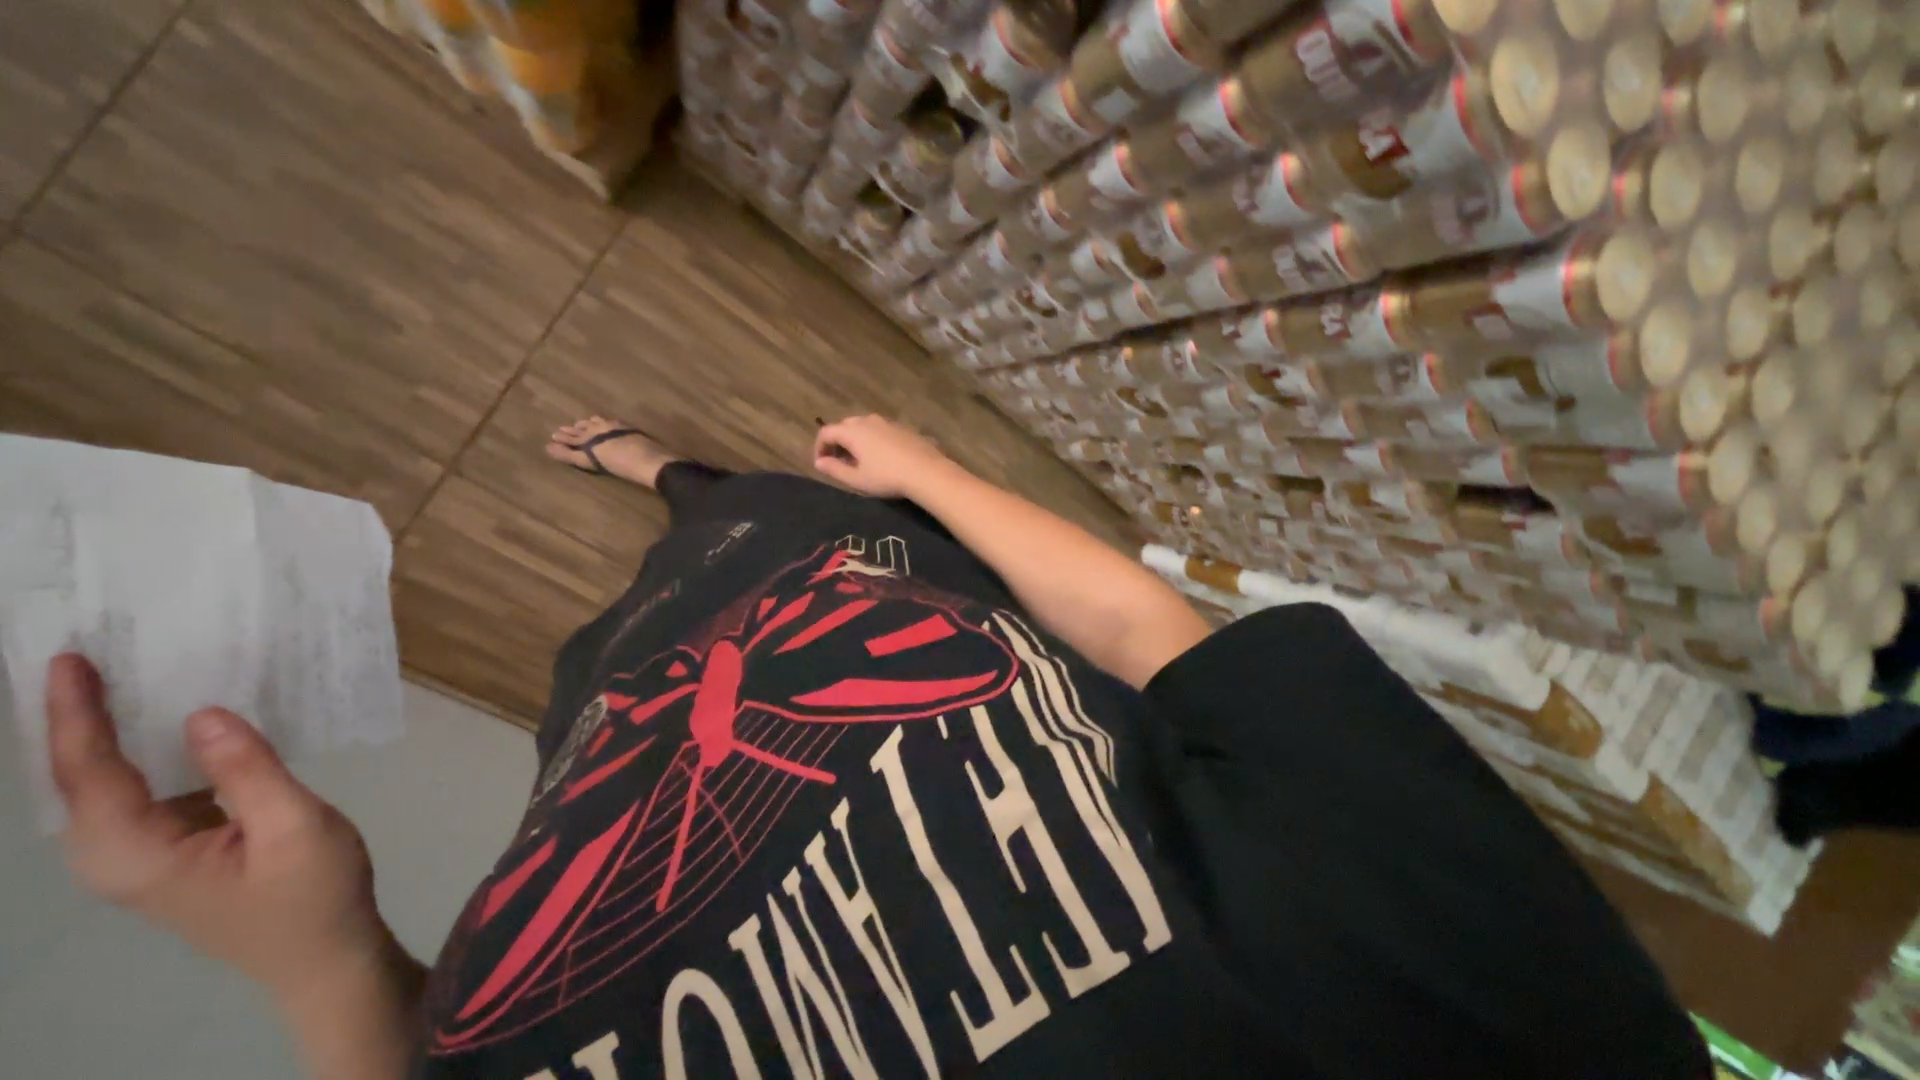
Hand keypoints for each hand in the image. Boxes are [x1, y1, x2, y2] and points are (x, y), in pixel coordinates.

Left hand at [46, 654, 399, 1008]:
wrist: (325, 954)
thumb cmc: (313, 895)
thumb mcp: (296, 826)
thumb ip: (247, 770)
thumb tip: (201, 713)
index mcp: (135, 855)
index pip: (90, 773)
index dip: (77, 714)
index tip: (67, 660)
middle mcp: (114, 860)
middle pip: (74, 781)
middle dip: (69, 720)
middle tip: (76, 660)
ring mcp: (136, 861)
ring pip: (98, 788)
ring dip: (97, 736)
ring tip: (106, 680)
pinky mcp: (165, 855)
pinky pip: (132, 796)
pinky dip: (133, 756)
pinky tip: (157, 728)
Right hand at [812, 414, 960, 497]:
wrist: (926, 471)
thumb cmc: (887, 477)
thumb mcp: (857, 479)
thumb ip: (835, 469)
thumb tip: (819, 462)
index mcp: (853, 431)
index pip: (826, 432)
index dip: (819, 447)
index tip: (821, 464)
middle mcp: (868, 421)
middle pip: (845, 426)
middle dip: (837, 442)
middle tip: (839, 461)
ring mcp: (887, 422)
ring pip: (863, 426)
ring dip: (855, 440)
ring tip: (859, 460)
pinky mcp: (902, 428)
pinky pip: (880, 430)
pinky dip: (872, 439)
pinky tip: (880, 457)